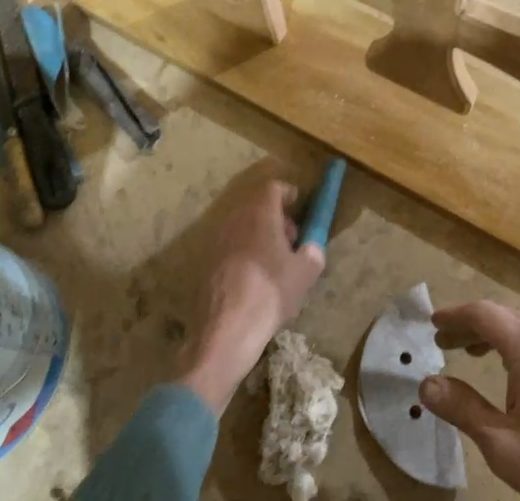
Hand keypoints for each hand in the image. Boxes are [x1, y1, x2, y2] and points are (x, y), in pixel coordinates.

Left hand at [180, 179, 325, 411]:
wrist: (226, 332)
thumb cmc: (270, 294)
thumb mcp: (305, 273)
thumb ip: (313, 252)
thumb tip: (311, 248)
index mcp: (260, 215)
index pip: (272, 188)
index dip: (288, 193)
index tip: (300, 207)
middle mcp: (234, 221)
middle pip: (256, 206)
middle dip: (276, 217)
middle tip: (292, 239)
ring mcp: (217, 242)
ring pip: (242, 227)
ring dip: (260, 235)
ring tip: (276, 263)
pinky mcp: (206, 264)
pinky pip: (231, 247)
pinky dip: (245, 252)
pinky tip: (255, 280)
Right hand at [420, 301, 519, 500]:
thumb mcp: (502, 444)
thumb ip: (463, 409)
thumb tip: (427, 384)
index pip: (484, 313)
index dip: (455, 316)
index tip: (432, 325)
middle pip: (507, 314)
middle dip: (474, 325)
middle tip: (447, 345)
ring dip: (501, 333)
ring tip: (478, 355)